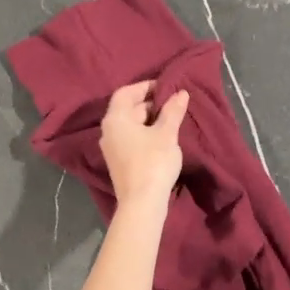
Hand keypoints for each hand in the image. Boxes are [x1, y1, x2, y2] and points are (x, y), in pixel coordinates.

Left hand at [99, 80, 189, 208]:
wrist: (142, 203)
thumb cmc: (153, 162)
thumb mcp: (166, 134)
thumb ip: (172, 111)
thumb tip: (181, 93)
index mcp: (115, 119)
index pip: (126, 93)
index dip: (145, 87)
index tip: (165, 87)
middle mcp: (108, 131)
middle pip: (127, 109)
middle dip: (150, 104)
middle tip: (172, 104)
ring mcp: (111, 148)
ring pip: (130, 126)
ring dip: (149, 120)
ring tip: (170, 121)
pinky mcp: (118, 162)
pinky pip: (130, 140)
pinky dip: (144, 134)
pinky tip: (161, 139)